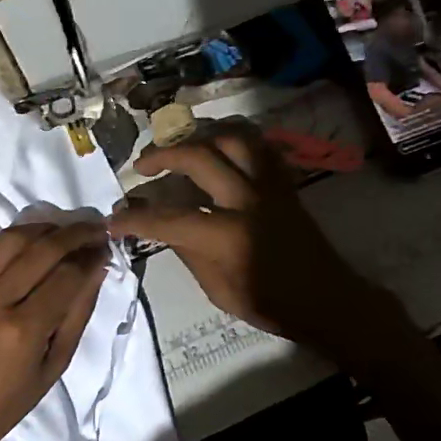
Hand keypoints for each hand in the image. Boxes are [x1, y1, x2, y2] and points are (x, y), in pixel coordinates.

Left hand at [0, 220, 109, 440]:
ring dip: (46, 228)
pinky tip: (37, 239)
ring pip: (13, 238)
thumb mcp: (56, 365)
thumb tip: (97, 269)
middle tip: (96, 229)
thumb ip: (77, 313)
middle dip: (75, 234)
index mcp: (22, 331)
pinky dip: (18, 237)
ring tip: (69, 229)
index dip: (91, 257)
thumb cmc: (8, 402)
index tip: (106, 249)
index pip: (67, 276)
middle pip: (42, 249)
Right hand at [108, 122, 400, 345]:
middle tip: (141, 166)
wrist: (326, 299)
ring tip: (179, 146)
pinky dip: (234, 139)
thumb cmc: (270, 303)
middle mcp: (248, 200)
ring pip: (231, 138)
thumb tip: (161, 226)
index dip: (136, 218)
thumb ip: (187, 251)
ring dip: (199, 136)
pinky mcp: (283, 182)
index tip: (114, 218)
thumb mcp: (218, 289)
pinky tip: (217, 146)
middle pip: (197, 157)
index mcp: (229, 235)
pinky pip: (258, 146)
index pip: (169, 217)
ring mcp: (269, 185)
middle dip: (161, 157)